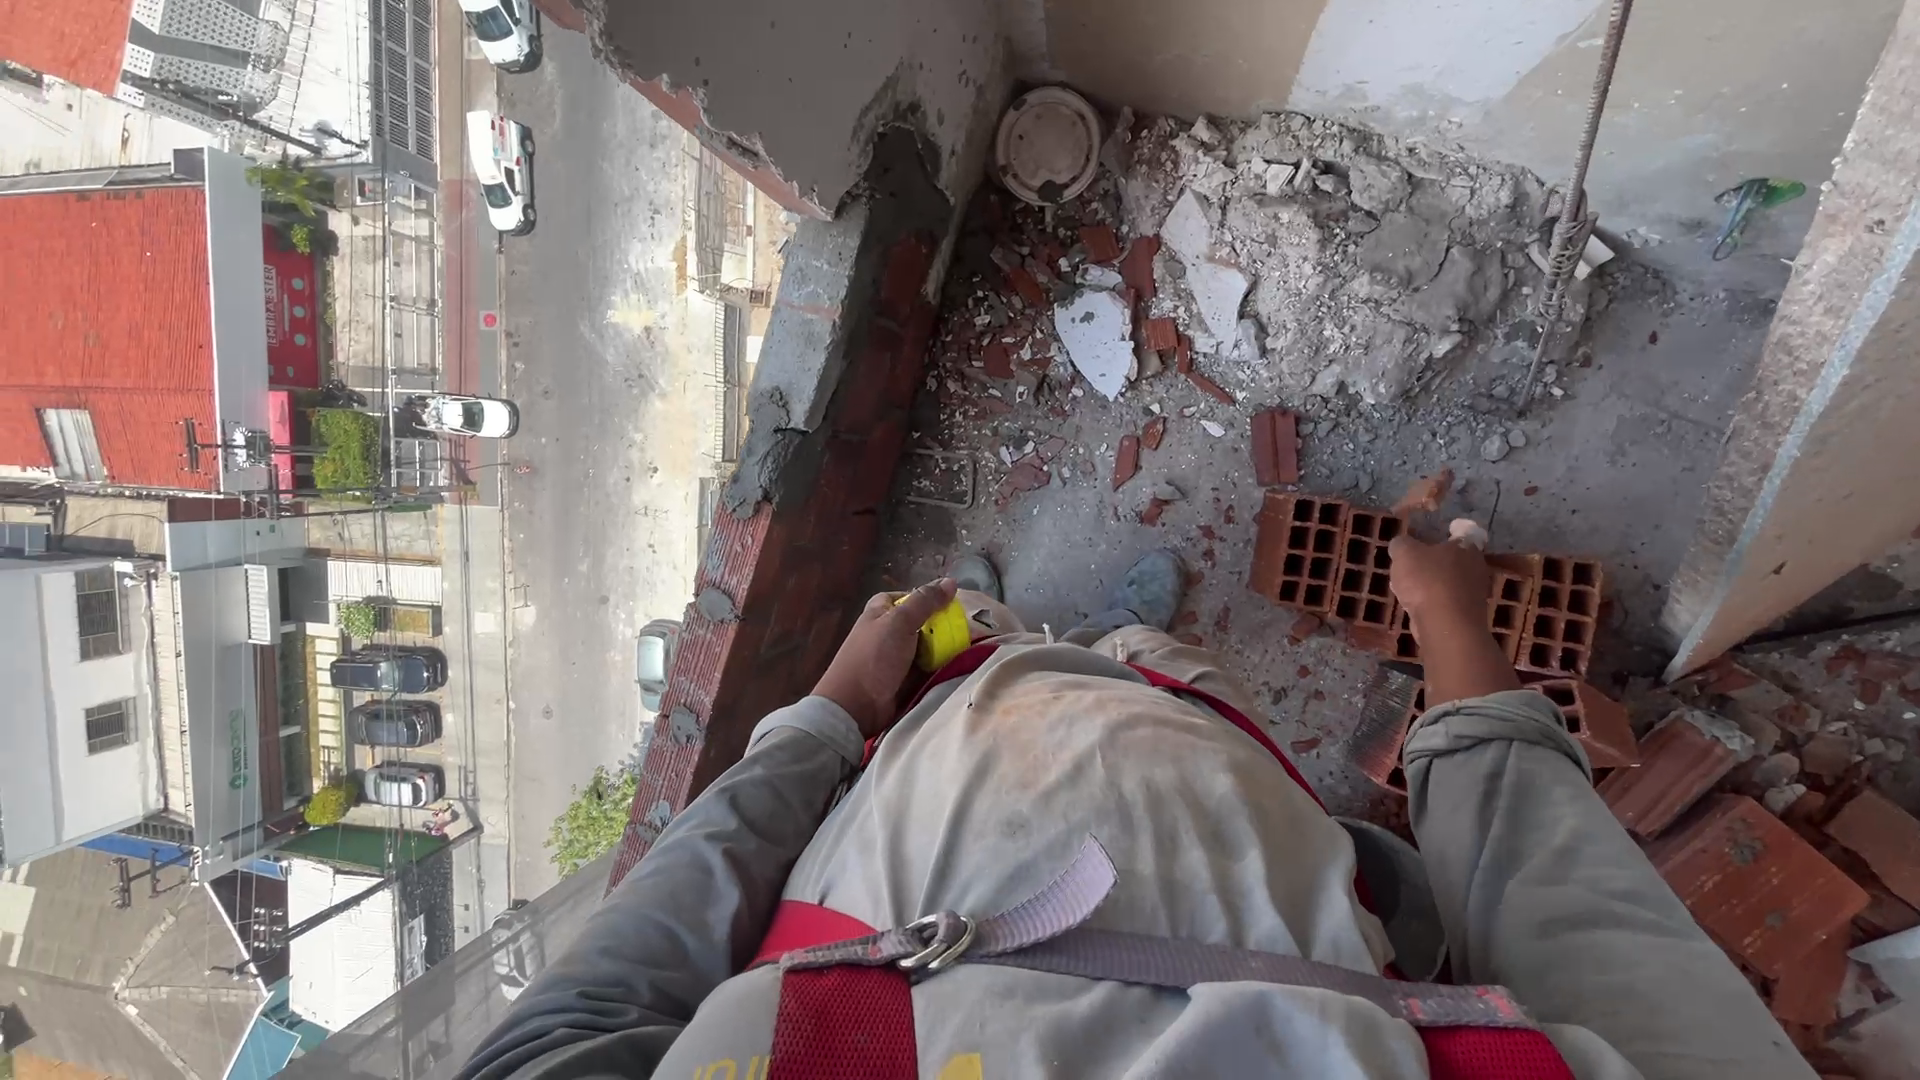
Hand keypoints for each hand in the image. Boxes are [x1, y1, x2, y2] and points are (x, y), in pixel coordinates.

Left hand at [813, 578, 957, 737]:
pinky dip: (942, 667)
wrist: (856, 706)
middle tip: (969, 629)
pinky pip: (929, 668)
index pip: (909, 596)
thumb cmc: (874, 657)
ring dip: (946, 648)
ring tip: (973, 649)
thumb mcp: (899, 622)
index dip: (929, 598)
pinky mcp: (905, 678)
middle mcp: (889, 631)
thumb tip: (951, 582)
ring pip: (929, 646)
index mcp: (881, 611)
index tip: (951, 604)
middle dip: (944, 625)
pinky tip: (962, 666)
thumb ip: (925, 601)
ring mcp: (897, 656)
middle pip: (923, 622)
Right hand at [1388, 533, 1491, 626]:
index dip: (1456, 528)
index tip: (1447, 528)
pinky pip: (1446, 599)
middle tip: (1417, 560)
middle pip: (1457, 557)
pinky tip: (1415, 603)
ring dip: (1434, 580)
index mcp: (1465, 547)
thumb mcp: (1404, 553)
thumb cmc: (1427, 580)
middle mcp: (1476, 566)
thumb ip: (1401, 544)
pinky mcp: (1465, 612)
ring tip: (1409, 585)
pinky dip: (1433, 599)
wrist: (1445, 623)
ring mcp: (1473, 591)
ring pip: (1450, 579)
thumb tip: (1401, 543)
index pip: (1465, 531)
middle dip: (1439, 558)